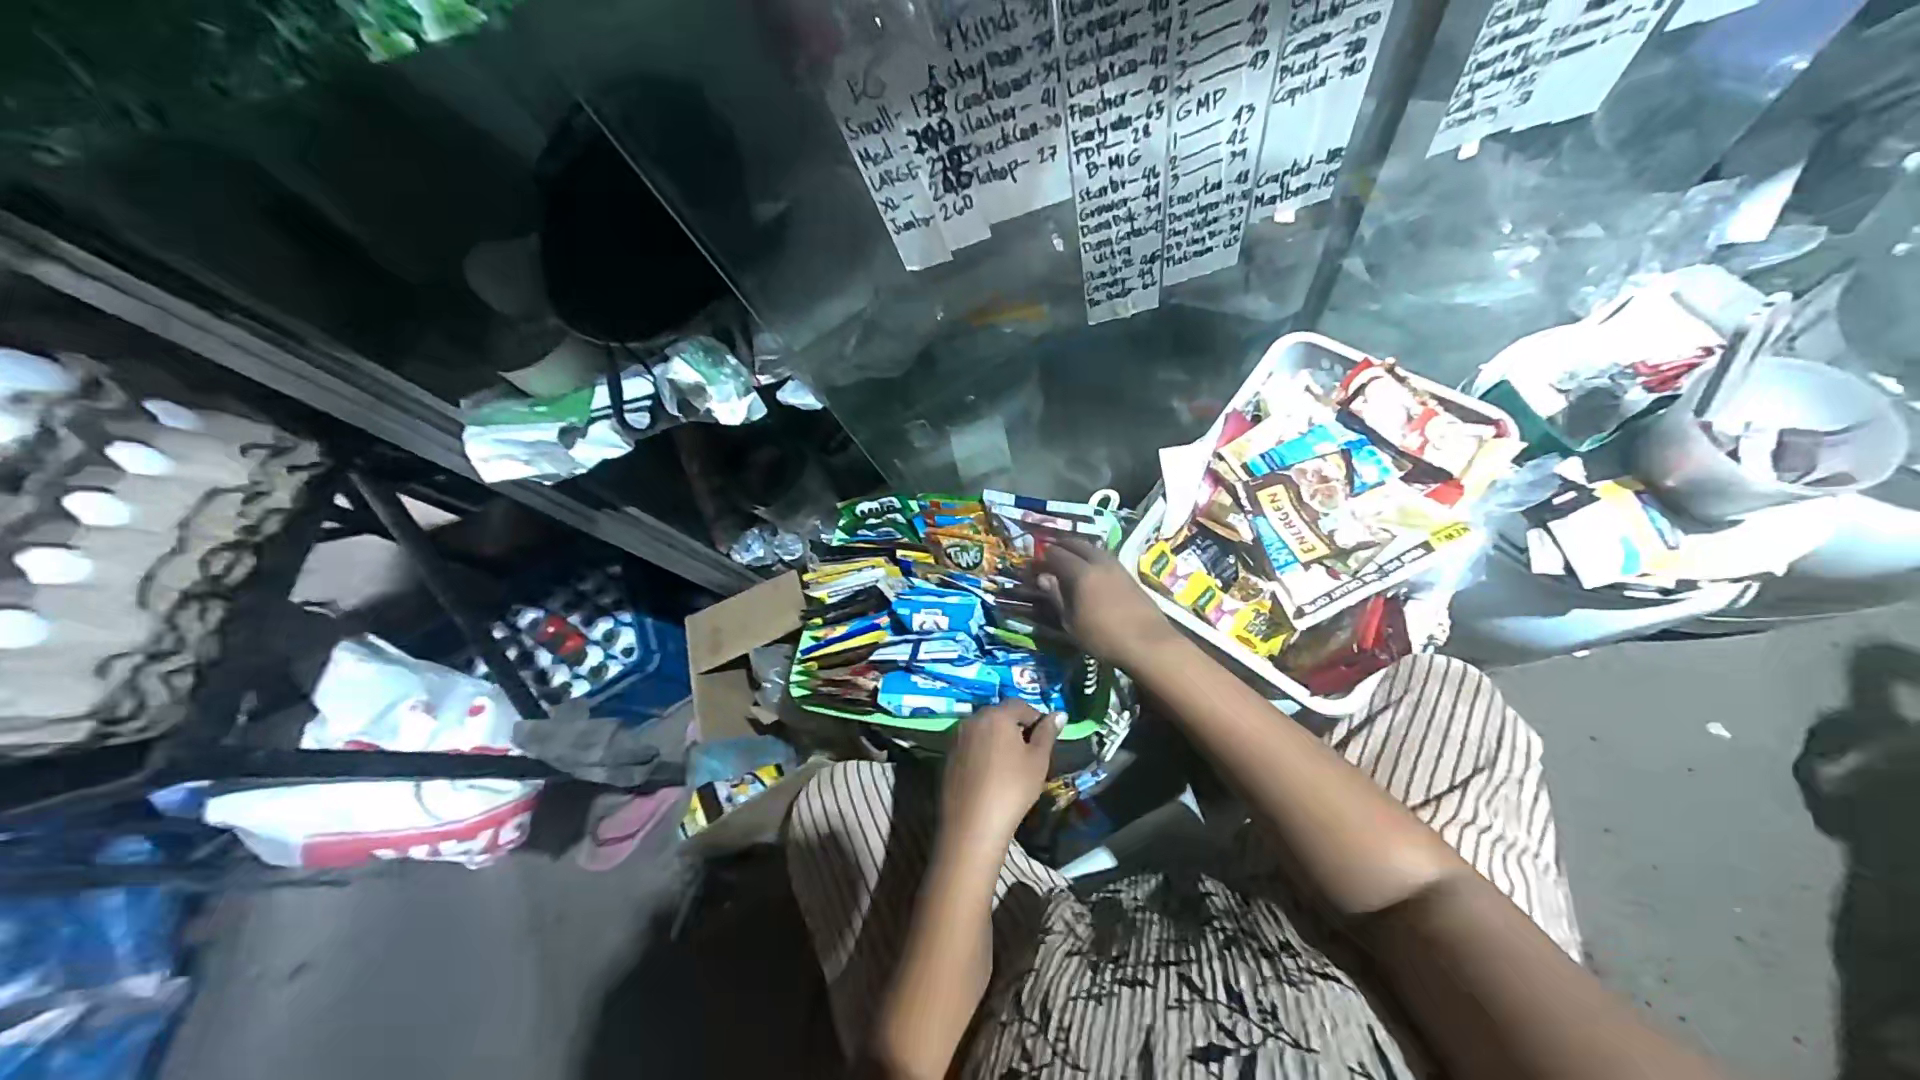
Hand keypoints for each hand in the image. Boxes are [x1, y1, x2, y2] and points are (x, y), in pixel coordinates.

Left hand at [941, 701, 1061, 851]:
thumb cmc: (1013, 788)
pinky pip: (970, 745)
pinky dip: (982, 752)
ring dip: (997, 739)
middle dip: (1015, 726)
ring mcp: (956, 738)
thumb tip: (1059, 714)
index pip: (1019, 704)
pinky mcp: (947, 757)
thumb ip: (1047, 733)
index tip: (1044, 737)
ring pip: (983, 730)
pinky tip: (990, 774)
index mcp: (996, 715)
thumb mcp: (1038, 760)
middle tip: (1029, 750)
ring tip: (1010, 764)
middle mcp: (972, 720)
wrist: (973, 824)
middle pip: (999, 715)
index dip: (1035, 717)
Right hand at [1035, 537, 1177, 668]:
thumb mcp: (1071, 622)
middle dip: (1061, 545)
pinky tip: (1091, 568)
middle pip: (1077, 544)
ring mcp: (1116, 566)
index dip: (1043, 556)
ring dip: (1079, 548)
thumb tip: (1044, 578)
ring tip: (1070, 558)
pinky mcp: (1128, 574)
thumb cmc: (1103, 637)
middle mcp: (1098, 562)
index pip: (1056, 554)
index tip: (1035, 562)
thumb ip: (1057, 596)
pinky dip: (1093, 556)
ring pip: (1093, 548)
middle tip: (1050, 552)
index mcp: (1080, 573)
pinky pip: (1105, 556)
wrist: (1148, 643)